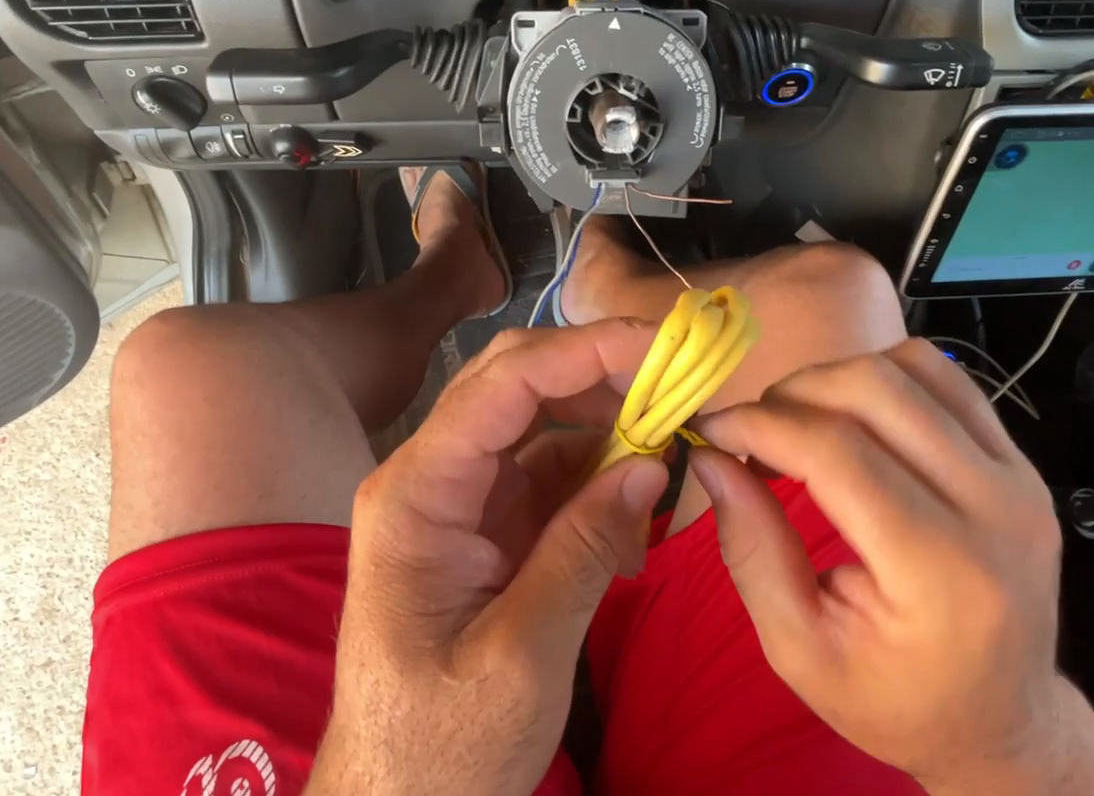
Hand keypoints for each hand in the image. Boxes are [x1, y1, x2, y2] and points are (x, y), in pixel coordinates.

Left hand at [308, 322, 669, 795]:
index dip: (584, 350)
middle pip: (515, 382)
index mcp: (416, 495)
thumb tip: (650, 463)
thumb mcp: (523, 659)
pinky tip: (635, 510)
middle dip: (598, 371)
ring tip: (669, 443)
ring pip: (538, 419)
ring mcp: (460, 497)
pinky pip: (549, 470)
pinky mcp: (487, 522)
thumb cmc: (443, 747)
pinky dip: (599, 475)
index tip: (660, 346)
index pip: (502, 385)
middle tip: (677, 383)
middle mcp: (431, 476)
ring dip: (606, 421)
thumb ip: (584, 551)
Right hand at [691, 340, 1093, 793]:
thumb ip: (751, 550)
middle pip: (875, 391)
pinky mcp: (1021, 460)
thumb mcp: (800, 650)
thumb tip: (709, 459)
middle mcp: (996, 507)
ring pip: (911, 366)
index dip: (760, 426)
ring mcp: (1018, 475)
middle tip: (752, 432)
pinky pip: (944, 376)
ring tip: (799, 423)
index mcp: (942, 572)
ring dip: (835, 378)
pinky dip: (882, 377)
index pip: (838, 453)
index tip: (710, 431)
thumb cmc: (894, 702)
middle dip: (792, 394)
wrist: (1004, 721)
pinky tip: (851, 416)